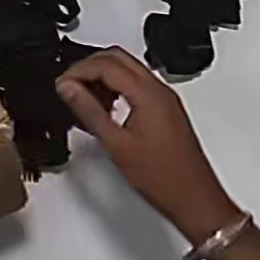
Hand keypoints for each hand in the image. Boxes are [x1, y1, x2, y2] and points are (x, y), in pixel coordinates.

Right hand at [55, 47, 242, 242]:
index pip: (105, 65)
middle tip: (70, 84)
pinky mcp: (165, 109)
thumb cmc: (164, 179)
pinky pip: (135, 83)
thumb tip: (67, 87)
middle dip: (88, 66)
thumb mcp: (116, 144)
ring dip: (101, 75)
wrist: (197, 202)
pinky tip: (103, 108)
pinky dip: (115, 86)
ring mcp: (164, 99)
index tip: (62, 84)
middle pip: (116, 57)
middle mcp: (159, 91)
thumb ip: (89, 110)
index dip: (78, 71)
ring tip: (83, 97)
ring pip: (126, 68)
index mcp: (148, 94)